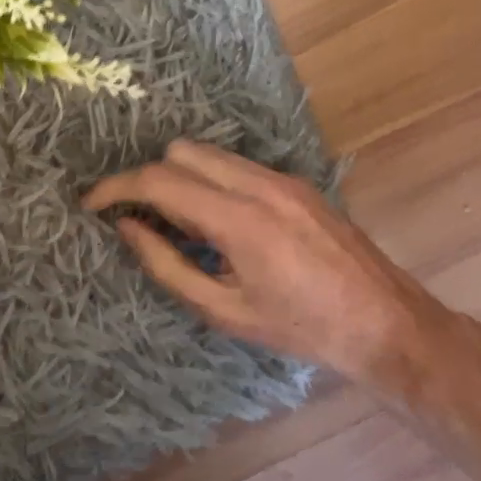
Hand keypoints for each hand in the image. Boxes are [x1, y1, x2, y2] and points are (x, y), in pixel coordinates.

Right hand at [84, 141, 454, 390]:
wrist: (389, 326)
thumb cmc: (302, 328)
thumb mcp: (225, 311)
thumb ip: (167, 266)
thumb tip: (126, 228)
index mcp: (239, 220)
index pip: (159, 181)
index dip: (116, 188)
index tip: (91, 204)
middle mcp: (258, 184)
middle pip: (179, 152)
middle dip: (149, 179)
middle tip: (142, 220)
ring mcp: (281, 178)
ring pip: (206, 153)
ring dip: (179, 177)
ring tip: (181, 224)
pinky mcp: (295, 182)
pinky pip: (233, 165)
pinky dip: (208, 181)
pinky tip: (218, 223)